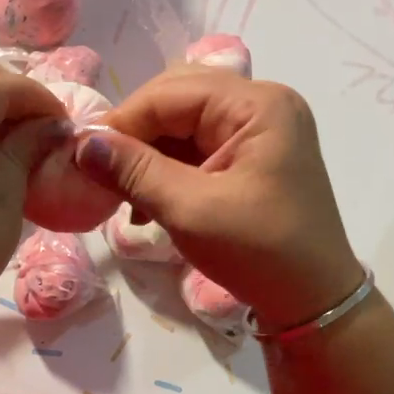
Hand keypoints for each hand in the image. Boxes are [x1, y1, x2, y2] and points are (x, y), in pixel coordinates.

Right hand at [77, 68, 363, 331]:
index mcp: (257, 105)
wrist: (312, 300)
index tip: (83, 160)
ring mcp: (257, 131)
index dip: (122, 122)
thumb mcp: (190, 211)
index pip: (170, 93)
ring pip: (181, 125)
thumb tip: (81, 143)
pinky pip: (194, 149)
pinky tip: (147, 204)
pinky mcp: (250, 158)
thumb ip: (135, 171)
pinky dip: (165, 171)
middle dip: (134, 137)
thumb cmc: (258, 252)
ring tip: (125, 198)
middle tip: (103, 177)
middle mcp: (260, 104)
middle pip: (176, 100)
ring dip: (146, 157)